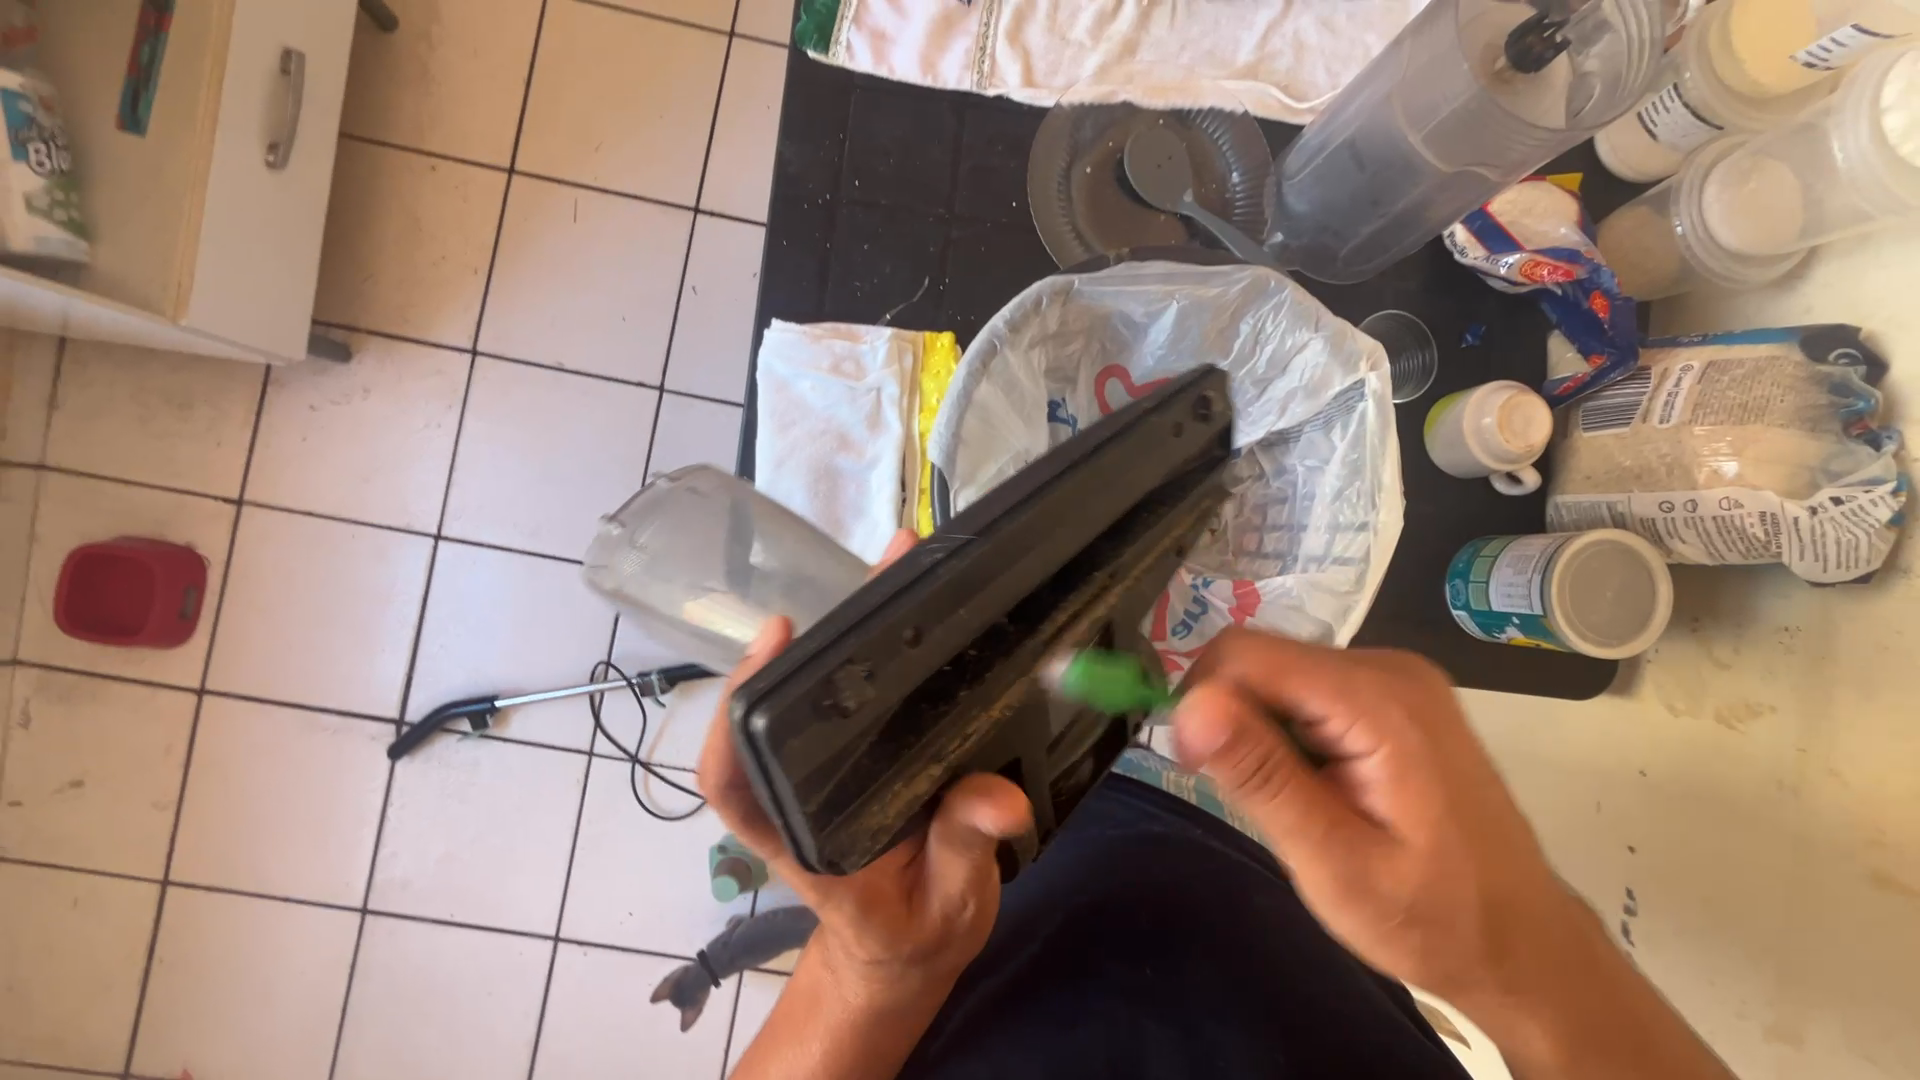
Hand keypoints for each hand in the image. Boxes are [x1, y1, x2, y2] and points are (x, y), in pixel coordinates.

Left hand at [697, 530, 1032, 1004]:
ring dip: (853, 630)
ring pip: (819, 696)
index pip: (736, 782)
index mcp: (805, 840)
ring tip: (902, 562)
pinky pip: (858, 701)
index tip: (773, 641)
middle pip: (777, 715)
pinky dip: (879, 651)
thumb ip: (962, 851)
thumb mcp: (947, 903)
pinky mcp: (861, 758)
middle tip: (874, 572)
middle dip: (821, 634)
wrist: (911, 948)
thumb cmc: (917, 933)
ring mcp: (828, 774)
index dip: (732, 715)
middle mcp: (803, 796)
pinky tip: (916, 608)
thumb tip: (997, 801)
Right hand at [1169, 629, 1587, 1006]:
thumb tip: (1189, 706)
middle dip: (1229, 718)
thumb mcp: (1331, 860)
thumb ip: (1261, 775)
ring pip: (1277, 672)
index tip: (1193, 766)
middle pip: (1260, 658)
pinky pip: (1305, 688)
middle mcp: (1387, 666)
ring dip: (1255, 727)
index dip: (1201, 701)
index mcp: (1377, 699)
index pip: (1244, 654)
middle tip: (1240, 793)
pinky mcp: (1393, 694)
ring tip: (1283, 797)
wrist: (1521, 945)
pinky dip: (1284, 729)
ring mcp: (1395, 677)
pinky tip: (1309, 782)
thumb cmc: (1428, 917)